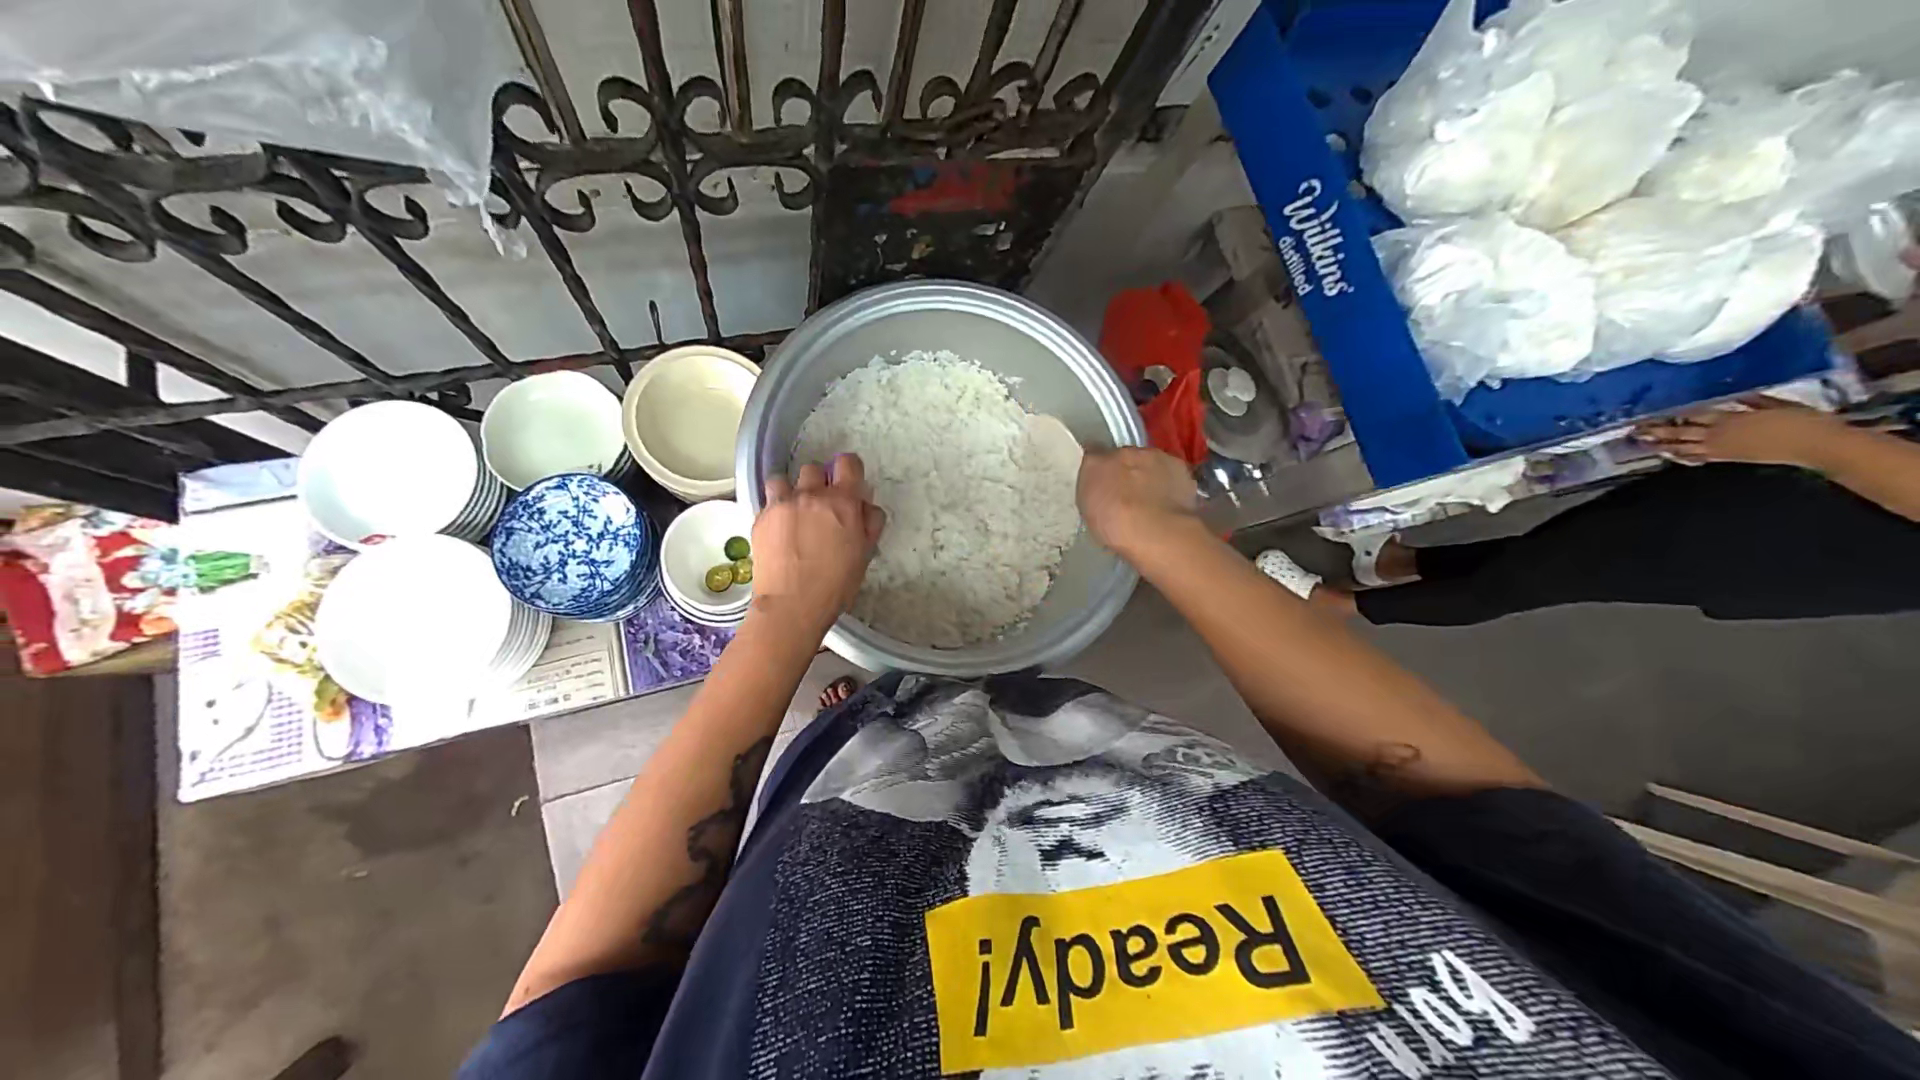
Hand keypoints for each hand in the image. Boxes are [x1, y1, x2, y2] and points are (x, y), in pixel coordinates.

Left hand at [751, 453, 885, 636]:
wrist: (791, 605)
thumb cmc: (835, 585)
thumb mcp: (864, 554)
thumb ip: (869, 523)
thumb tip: (866, 506)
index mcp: (843, 502)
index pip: (848, 463)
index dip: (849, 470)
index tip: (848, 483)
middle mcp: (811, 495)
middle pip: (814, 469)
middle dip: (819, 482)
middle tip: (821, 506)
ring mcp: (782, 504)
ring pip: (783, 479)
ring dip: (791, 490)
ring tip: (794, 511)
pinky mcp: (761, 518)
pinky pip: (768, 501)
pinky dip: (775, 509)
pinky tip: (779, 529)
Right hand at [1078, 446, 1199, 556]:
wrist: (1158, 531)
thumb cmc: (1115, 526)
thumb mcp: (1089, 512)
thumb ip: (1092, 490)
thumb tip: (1098, 481)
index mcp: (1096, 463)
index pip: (1093, 455)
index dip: (1098, 468)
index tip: (1101, 482)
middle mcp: (1124, 451)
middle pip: (1124, 456)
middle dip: (1125, 471)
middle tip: (1128, 495)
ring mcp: (1154, 456)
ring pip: (1149, 462)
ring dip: (1148, 474)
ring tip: (1152, 499)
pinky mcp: (1180, 467)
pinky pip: (1170, 471)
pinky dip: (1169, 481)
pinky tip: (1170, 500)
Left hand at [1634, 396, 1846, 467]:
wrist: (1818, 446)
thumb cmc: (1802, 420)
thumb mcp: (1774, 403)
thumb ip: (1748, 400)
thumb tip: (1730, 394)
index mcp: (1729, 418)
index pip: (1691, 415)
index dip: (1669, 414)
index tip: (1648, 412)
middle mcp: (1718, 435)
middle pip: (1679, 433)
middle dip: (1655, 431)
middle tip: (1633, 430)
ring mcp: (1720, 448)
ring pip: (1683, 447)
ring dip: (1661, 445)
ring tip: (1640, 444)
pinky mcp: (1727, 458)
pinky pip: (1697, 457)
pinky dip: (1680, 456)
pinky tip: (1669, 455)